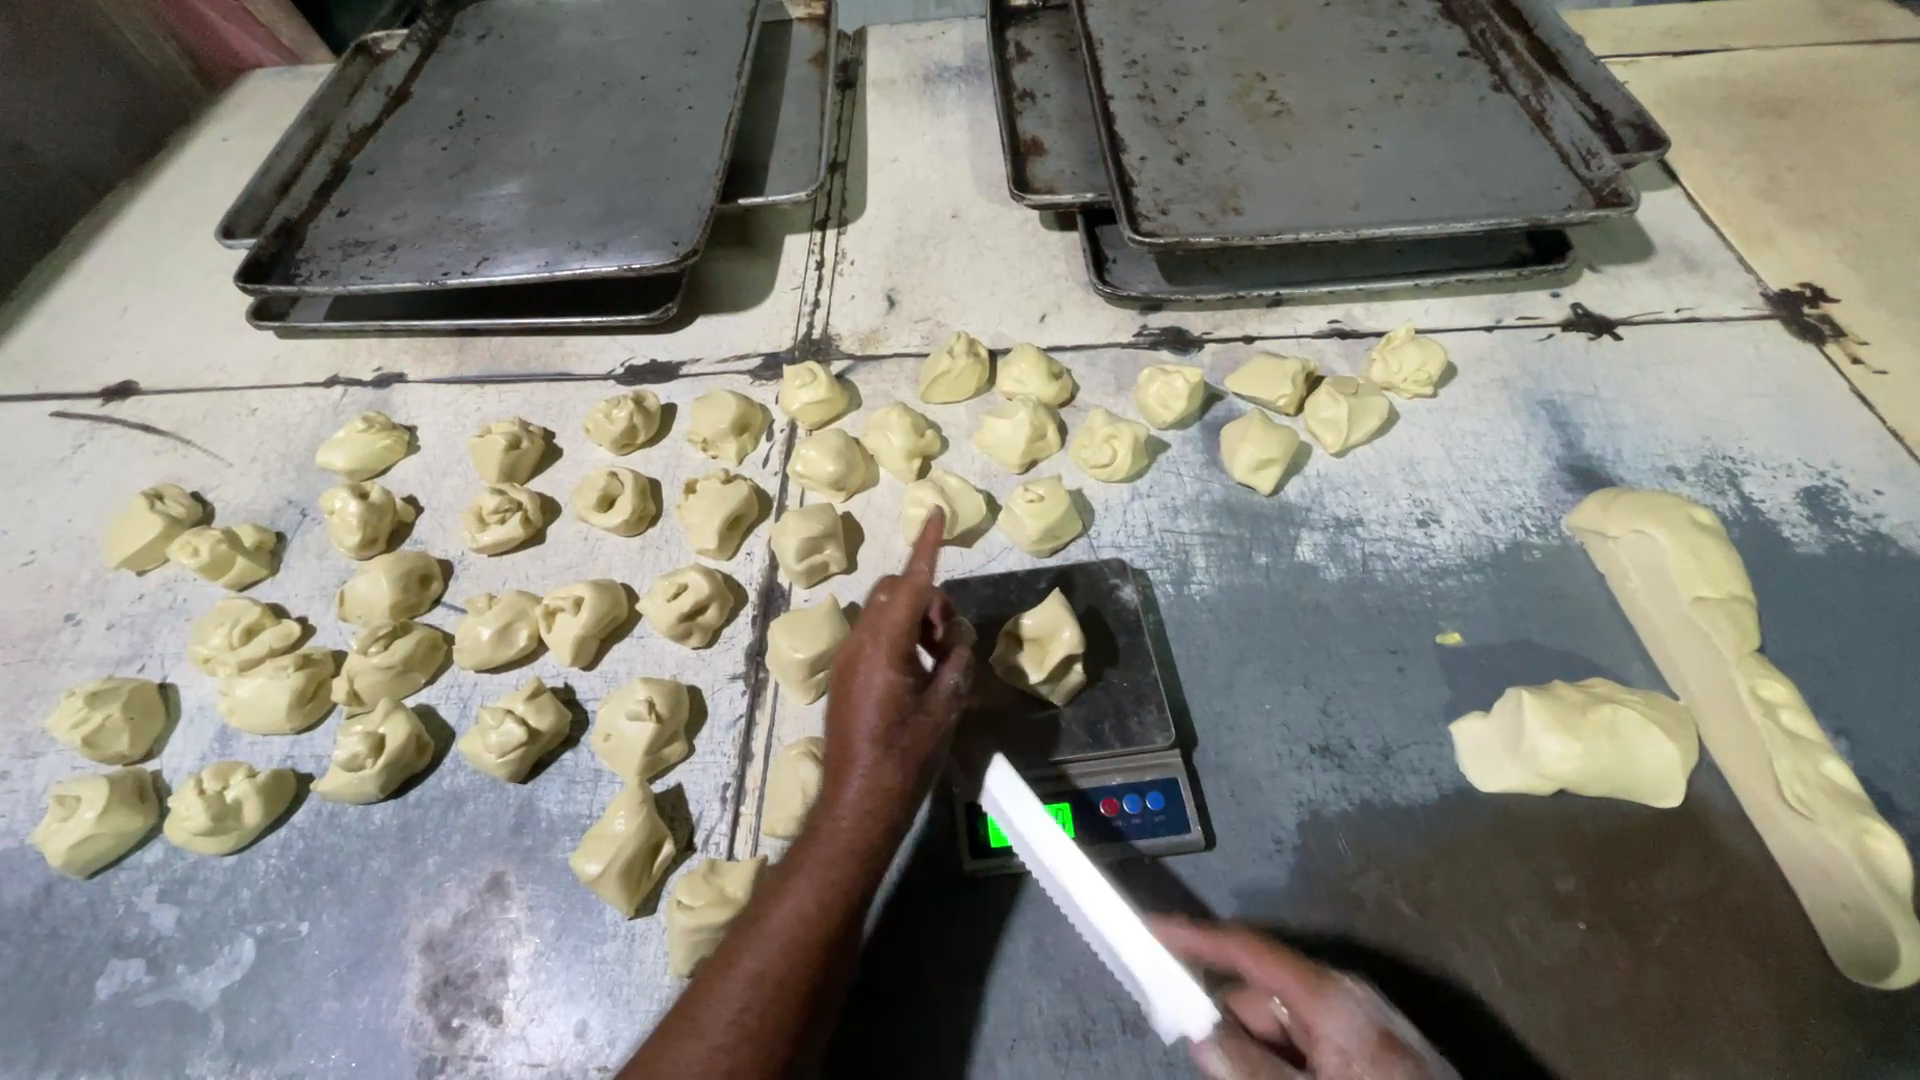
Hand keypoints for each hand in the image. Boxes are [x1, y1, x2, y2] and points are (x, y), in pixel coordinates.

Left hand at [820, 508, 976, 824]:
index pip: (912, 583)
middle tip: (948, 640)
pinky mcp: (844, 677)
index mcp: (884, 646)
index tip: (936, 513)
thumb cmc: (906, 757)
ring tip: (937, 662)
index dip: (928, 546)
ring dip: (914, 621)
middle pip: (894, 592)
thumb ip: (957, 662)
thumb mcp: (946, 708)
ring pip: (883, 613)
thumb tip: (957, 641)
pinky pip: (874, 637)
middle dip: (928, 599)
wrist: (859, 801)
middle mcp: (858, 643)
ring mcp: (846, 660)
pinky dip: (900, 640)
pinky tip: (916, 677)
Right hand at [1151, 917, 1458, 1079]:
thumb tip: (1200, 1033)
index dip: (1193, 937)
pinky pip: (1305, 1045)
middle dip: (1228, 1028)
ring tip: (1254, 1078)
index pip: (1244, 948)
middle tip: (1218, 1069)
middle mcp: (1340, 994)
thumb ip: (1251, 1067)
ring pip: (1278, 1026)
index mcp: (1327, 994)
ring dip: (1258, 1055)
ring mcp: (1357, 1021)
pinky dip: (1285, 1064)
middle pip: (1257, 995)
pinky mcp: (1369, 1048)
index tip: (1148, 929)